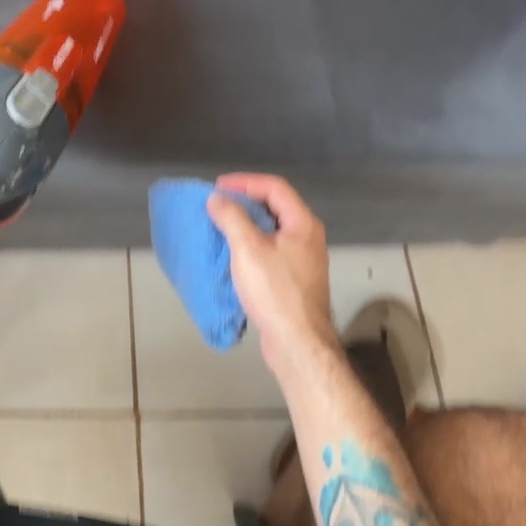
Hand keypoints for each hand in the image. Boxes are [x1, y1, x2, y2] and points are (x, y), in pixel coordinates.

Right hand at [208, 173, 338, 375]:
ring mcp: (303, 260)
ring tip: (221, 224)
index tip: (218, 186)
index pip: (274, 187)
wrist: (298, 343)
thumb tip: (217, 199)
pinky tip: (233, 253)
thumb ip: (232, 218)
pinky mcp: (295, 280)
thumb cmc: (275, 291)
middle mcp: (308, 237)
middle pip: (275, 206)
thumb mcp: (248, 249)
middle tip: (218, 203)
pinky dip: (251, 244)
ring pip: (273, 230)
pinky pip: (271, 250)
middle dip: (245, 201)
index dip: (245, 182)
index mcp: (303, 224)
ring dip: (246, 223)